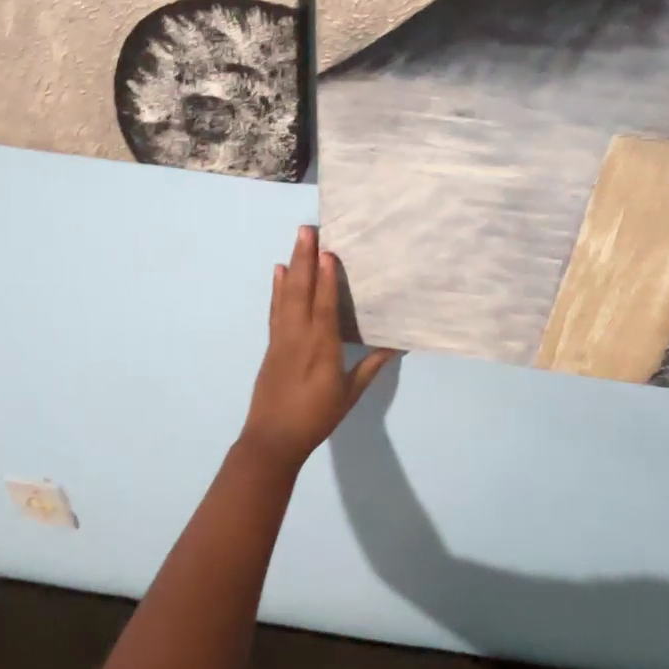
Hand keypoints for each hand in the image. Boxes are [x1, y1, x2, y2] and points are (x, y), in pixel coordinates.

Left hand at [239, 226, 397, 470]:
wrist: (273, 439)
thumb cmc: (316, 418)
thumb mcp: (349, 394)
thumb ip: (370, 367)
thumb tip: (396, 345)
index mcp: (322, 349)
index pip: (324, 306)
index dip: (326, 278)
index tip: (329, 250)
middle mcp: (299, 337)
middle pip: (301, 292)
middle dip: (305, 259)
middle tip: (307, 229)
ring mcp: (282, 339)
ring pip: (286, 296)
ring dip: (292, 266)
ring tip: (297, 239)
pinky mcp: (272, 344)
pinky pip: (275, 310)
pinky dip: (277, 289)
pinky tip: (279, 271)